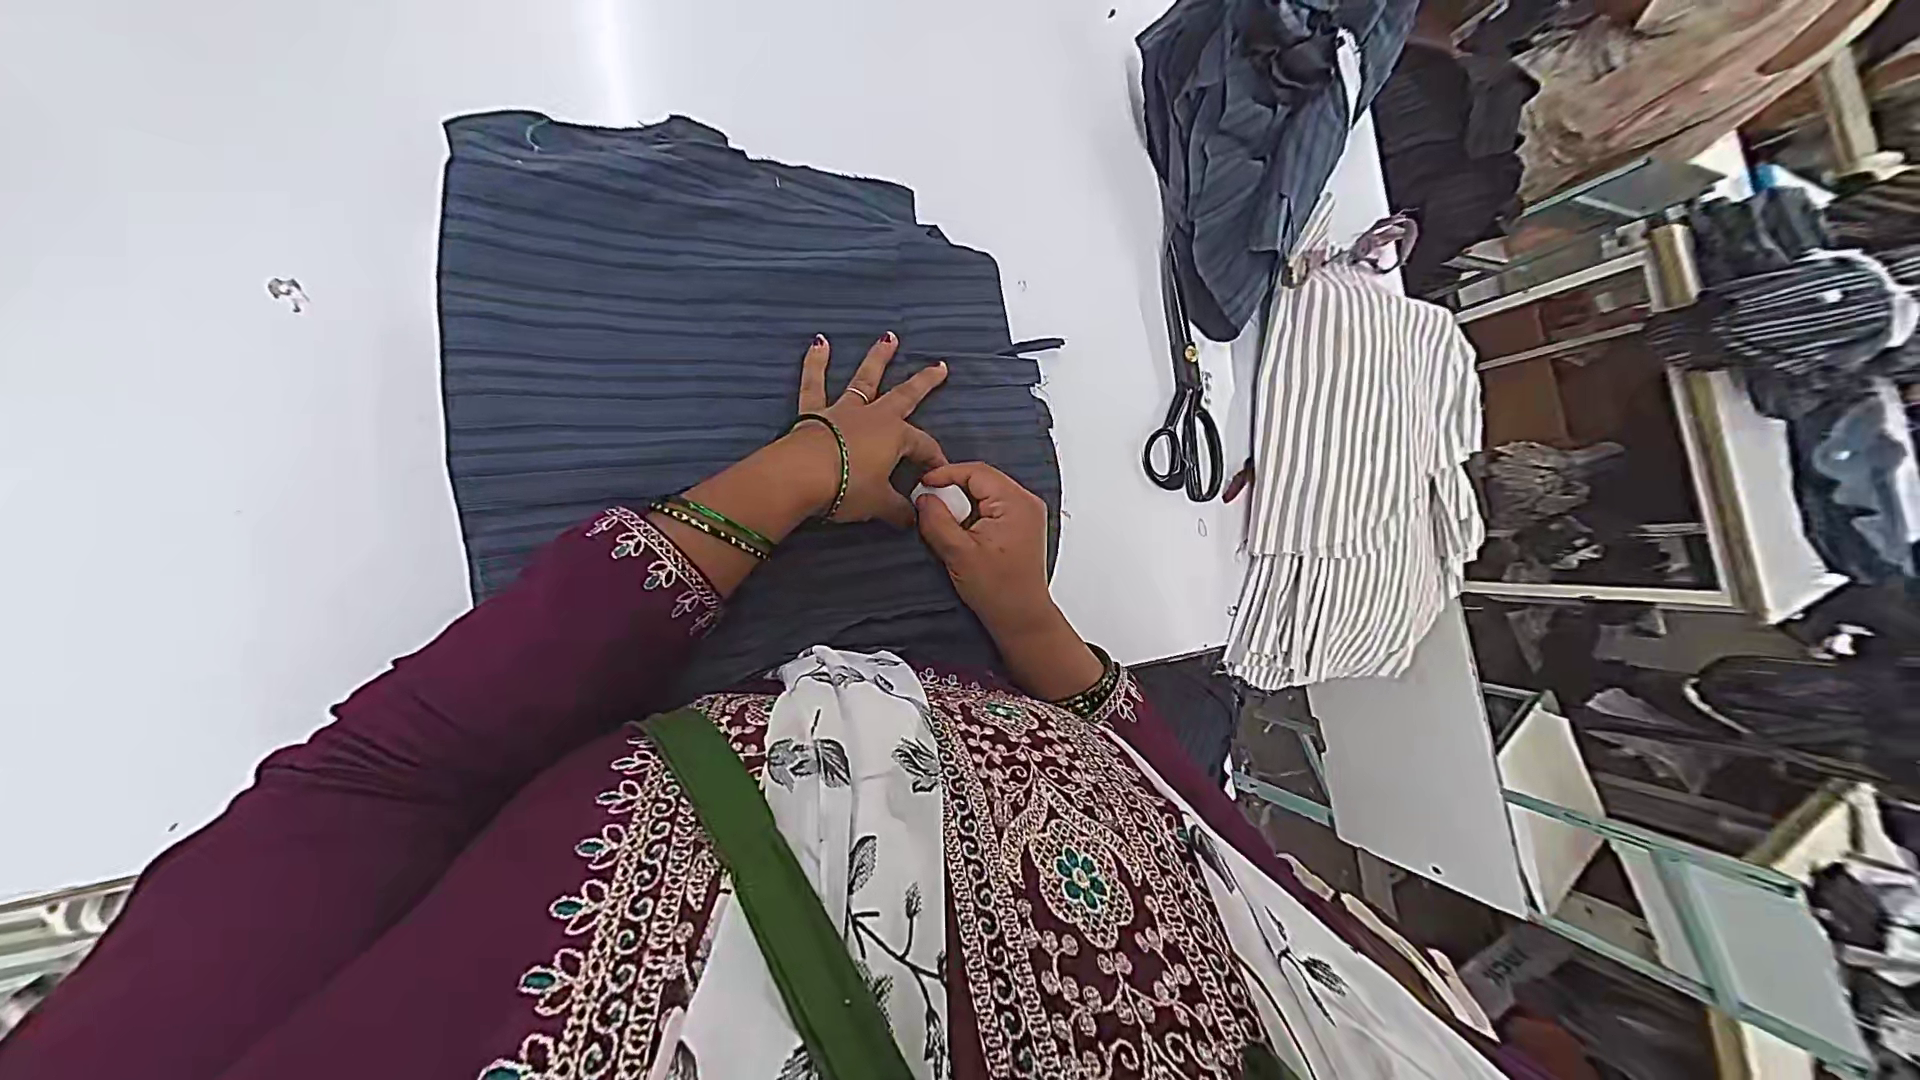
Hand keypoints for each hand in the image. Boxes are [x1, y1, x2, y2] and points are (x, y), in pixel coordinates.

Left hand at [649, 332, 947, 596]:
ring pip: (865, 379)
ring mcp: (843, 410)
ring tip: (888, 338)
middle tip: (940, 366)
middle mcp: (874, 416)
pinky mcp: (814, 412)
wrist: (799, 476)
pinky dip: (816, 362)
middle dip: (925, 382)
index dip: (934, 460)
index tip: (939, 475)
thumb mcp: (879, 504)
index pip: (923, 446)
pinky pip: (814, 383)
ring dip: (878, 358)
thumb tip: (913, 519)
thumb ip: (899, 510)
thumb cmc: (846, 487)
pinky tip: (818, 342)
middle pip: (905, 395)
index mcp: (896, 436)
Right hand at [914, 462, 1101, 699]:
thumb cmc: (1000, 591)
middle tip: (933, 509)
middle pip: (981, 480)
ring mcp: (1025, 514)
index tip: (924, 483)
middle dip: (953, 492)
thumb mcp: (958, 553)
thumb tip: (924, 498)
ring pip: (984, 494)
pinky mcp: (1020, 526)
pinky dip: (972, 516)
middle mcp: (1025, 503)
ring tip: (950, 528)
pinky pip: (991, 508)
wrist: (1020, 617)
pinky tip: (963, 536)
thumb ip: (937, 520)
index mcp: (1015, 503)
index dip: (945, 474)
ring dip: (962, 506)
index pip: (976, 471)